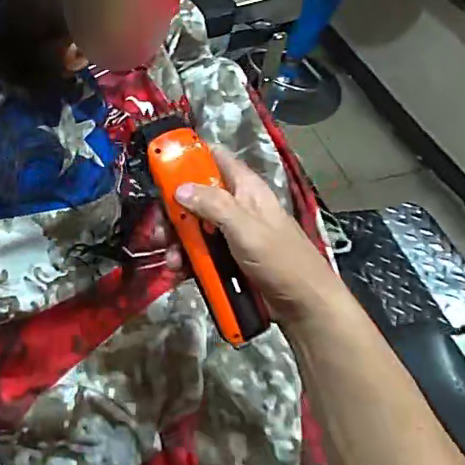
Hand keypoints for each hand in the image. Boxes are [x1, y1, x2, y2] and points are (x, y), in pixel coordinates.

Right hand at [174, 147, 352, 326]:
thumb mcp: (246, 229)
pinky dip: (187, 259)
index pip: (214, 157)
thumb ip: (213, 205)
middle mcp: (236, 205)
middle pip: (195, 196)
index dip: (187, 157)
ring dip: (178, 241)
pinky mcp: (228, 258)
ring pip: (194, 226)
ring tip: (172, 260)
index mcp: (245, 187)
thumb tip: (180, 188)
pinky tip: (179, 272)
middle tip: (159, 230)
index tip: (160, 168)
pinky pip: (200, 251)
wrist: (305, 306)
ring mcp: (231, 233)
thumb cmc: (281, 261)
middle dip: (174, 212)